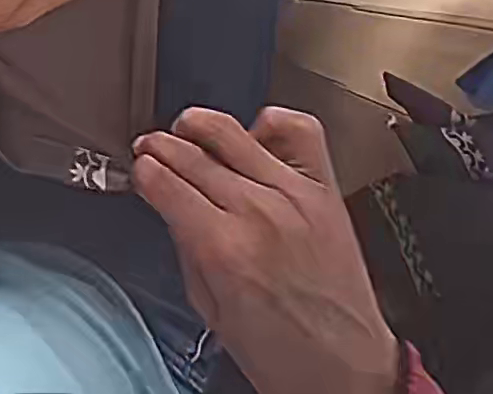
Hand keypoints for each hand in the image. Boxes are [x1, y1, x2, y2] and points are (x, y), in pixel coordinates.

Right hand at [134, 107, 398, 393]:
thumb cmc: (286, 355)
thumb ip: (184, 247)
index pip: (163, 181)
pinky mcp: (323, 186)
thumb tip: (166, 200)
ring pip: (227, 129)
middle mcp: (257, 213)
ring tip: (186, 132)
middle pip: (187, 152)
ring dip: (195, 125)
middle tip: (150, 150)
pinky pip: (292, 128)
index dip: (142, 171)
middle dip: (157, 146)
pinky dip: (267, 124)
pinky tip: (252, 139)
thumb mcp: (211, 310)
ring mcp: (292, 193)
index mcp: (224, 250)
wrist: (353, 373)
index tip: (140, 171)